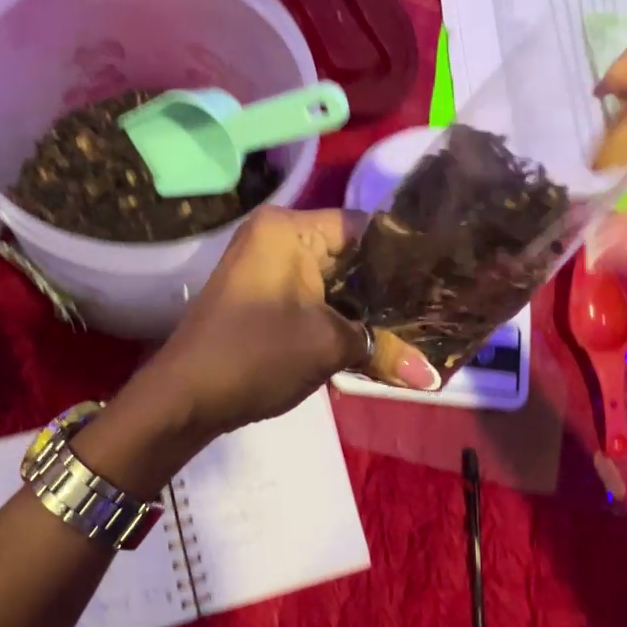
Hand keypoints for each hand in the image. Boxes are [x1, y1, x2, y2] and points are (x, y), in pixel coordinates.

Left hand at [126, 206, 435, 442]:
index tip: (442, 279)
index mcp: (289, 228)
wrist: (184, 399)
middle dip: (387, 287)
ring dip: (365, 306)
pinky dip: (339, 316)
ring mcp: (266, 266)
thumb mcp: (329, 347)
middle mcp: (277, 236)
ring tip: (416, 326)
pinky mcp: (262, 295)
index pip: (365, 227)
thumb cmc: (257, 355)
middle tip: (435, 308)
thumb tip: (433, 376)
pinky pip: (312, 296)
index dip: (404, 255)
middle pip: (350, 254)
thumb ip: (385, 349)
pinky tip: (375, 338)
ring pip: (333, 280)